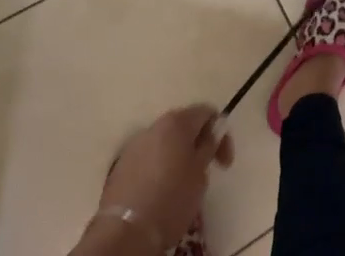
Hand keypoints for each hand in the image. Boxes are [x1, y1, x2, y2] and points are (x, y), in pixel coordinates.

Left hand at [90, 105, 233, 250]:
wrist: (125, 230)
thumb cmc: (172, 198)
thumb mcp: (200, 173)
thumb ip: (209, 147)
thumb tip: (213, 132)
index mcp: (177, 123)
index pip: (207, 113)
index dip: (221, 134)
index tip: (223, 161)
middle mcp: (154, 127)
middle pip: (184, 126)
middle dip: (198, 144)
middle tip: (206, 169)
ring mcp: (134, 146)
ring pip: (165, 144)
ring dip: (178, 156)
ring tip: (183, 181)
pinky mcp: (121, 167)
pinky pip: (149, 159)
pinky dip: (160, 168)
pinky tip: (162, 189)